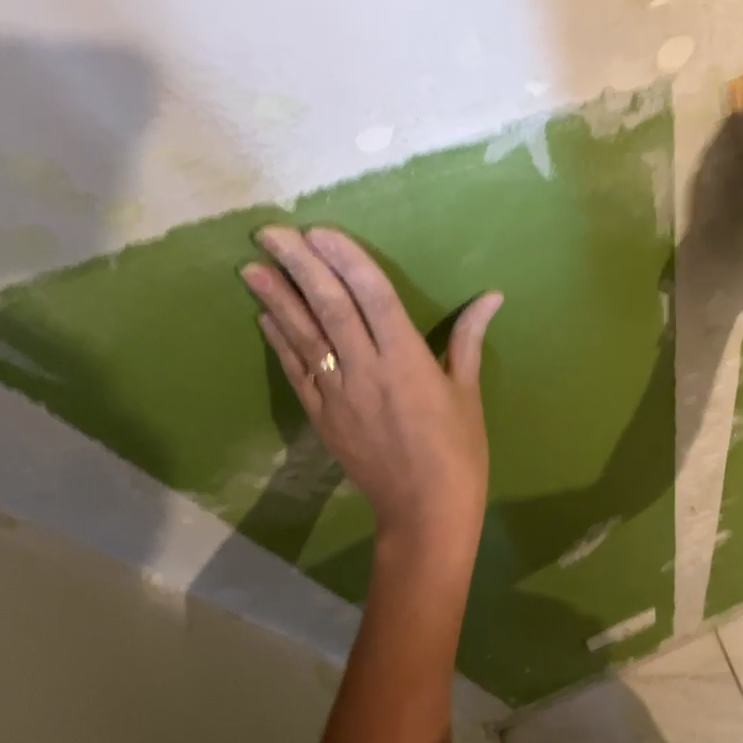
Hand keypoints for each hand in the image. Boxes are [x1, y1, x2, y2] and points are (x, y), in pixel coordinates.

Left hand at [241, 226, 502, 558]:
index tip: (320, 231)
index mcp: (408, 360)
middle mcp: (367, 370)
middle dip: (299, 268)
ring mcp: (338, 395)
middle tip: (270, 233)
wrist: (423, 511)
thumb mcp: (468, 391)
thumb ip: (468, 338)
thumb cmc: (459, 450)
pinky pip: (296, 371)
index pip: (373, 297)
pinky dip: (279, 341)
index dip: (346, 261)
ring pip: (304, 337)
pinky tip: (264, 317)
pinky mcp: (322, 416)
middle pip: (329, 308)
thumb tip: (491, 295)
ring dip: (276, 300)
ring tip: (251, 267)